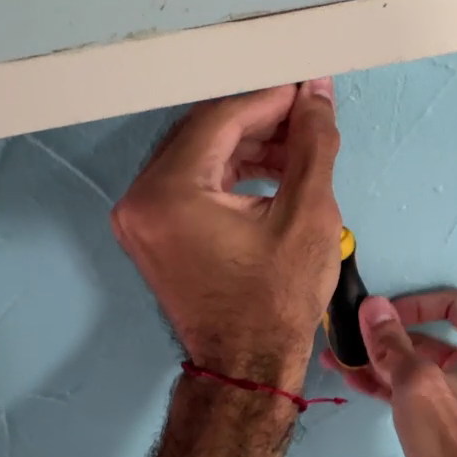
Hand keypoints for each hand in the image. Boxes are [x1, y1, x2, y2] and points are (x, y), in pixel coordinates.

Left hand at [113, 81, 341, 385]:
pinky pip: (192, 184)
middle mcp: (140, 199)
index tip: (308, 90)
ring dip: (248, 146)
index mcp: (168, 193)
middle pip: (203, 132)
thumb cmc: (279, 300)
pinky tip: (273, 173)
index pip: (220, 119)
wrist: (249, 367)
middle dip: (260, 121)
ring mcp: (140, 218)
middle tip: (308, 118)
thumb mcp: (309, 217)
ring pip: (198, 156)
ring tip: (299, 150)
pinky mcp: (152, 232)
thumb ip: (312, 145)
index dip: (270, 99)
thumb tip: (317, 94)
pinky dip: (231, 173)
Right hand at [324, 290, 456, 456]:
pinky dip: (393, 386)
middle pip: (433, 338)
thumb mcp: (416, 382)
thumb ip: (391, 342)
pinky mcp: (456, 422)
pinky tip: (355, 382)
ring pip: (422, 368)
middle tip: (349, 338)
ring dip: (382, 363)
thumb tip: (372, 305)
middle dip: (388, 339)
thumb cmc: (452, 437)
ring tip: (338, 360)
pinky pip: (422, 393)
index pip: (456, 304)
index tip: (383, 315)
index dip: (416, 303)